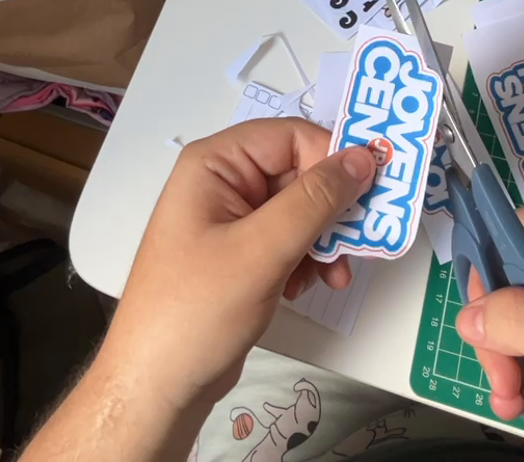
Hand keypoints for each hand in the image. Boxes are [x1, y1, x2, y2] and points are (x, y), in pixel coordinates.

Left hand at [98, 118, 374, 410]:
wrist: (156, 388)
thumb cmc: (195, 311)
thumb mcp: (261, 250)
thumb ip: (315, 200)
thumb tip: (361, 158)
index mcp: (216, 163)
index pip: (289, 136)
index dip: (330, 157)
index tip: (367, 190)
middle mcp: (224, 181)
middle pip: (298, 171)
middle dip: (331, 209)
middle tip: (358, 240)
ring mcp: (232, 218)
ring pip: (300, 207)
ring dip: (324, 238)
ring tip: (333, 274)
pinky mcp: (243, 251)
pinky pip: (290, 237)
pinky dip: (308, 258)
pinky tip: (306, 286)